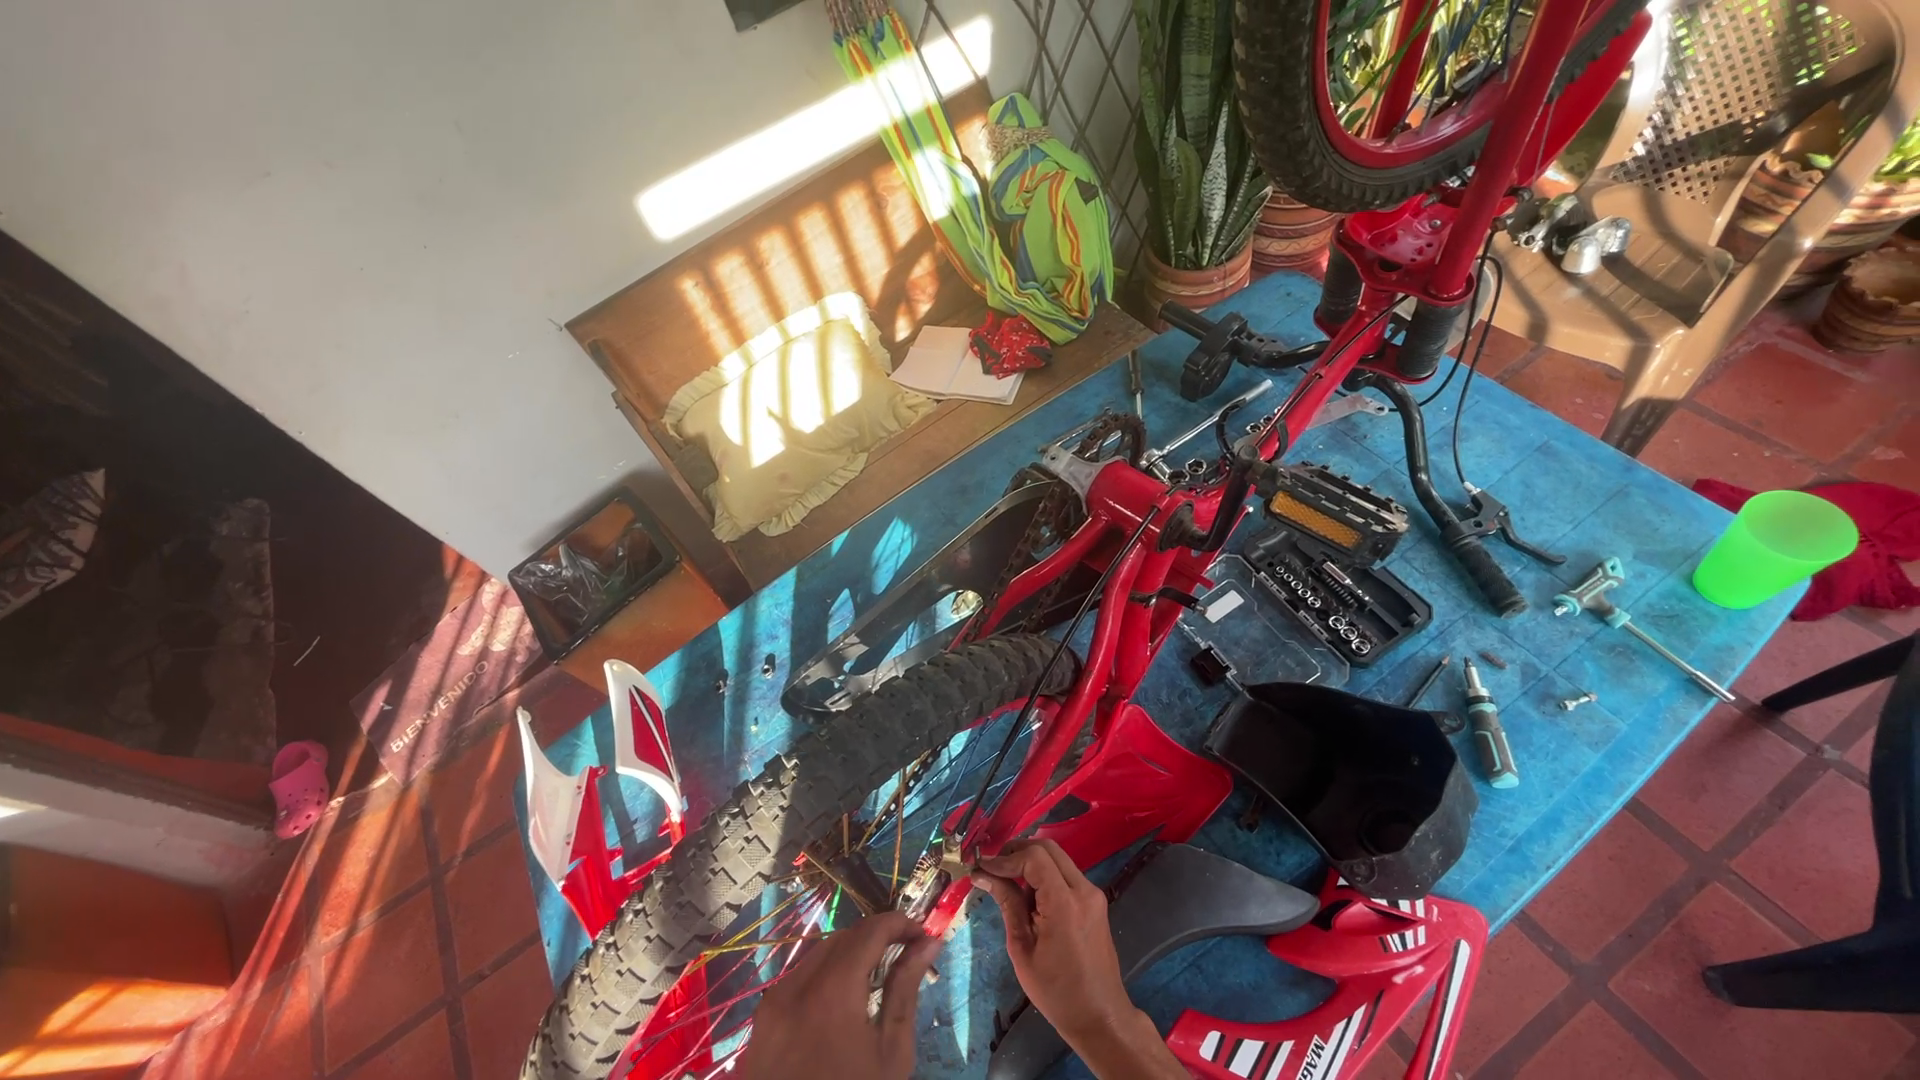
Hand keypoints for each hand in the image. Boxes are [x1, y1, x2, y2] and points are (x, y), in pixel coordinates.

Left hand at [737, 911, 941, 1079]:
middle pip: (843, 937)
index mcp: (832, 990)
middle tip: (905, 957)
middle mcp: (797, 984)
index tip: (922, 936)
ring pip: (818, 954)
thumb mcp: (890, 1053)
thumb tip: (927, 945)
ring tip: (875, 980)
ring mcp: (774, 1000)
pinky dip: (825, 975)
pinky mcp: (761, 1018)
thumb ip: (905, 990)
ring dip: (850, 954)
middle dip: (876, 938)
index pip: (871, 930)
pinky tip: (841, 1003)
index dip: (900, 924)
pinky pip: (799, 977)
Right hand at [970, 839, 1130, 1039]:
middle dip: (1017, 852)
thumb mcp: (1022, 948)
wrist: (1099, 1016)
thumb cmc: (1056, 991)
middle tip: (992, 867)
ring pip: (1058, 859)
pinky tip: (1027, 896)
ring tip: (1006, 884)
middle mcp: (1084, 890)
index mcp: (1066, 903)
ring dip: (1031, 863)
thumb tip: (983, 875)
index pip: (1034, 857)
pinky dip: (1044, 875)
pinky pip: (1065, 875)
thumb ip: (1007, 904)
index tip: (982, 868)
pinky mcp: (1095, 902)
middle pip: (1048, 849)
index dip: (1005, 858)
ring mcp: (1093, 895)